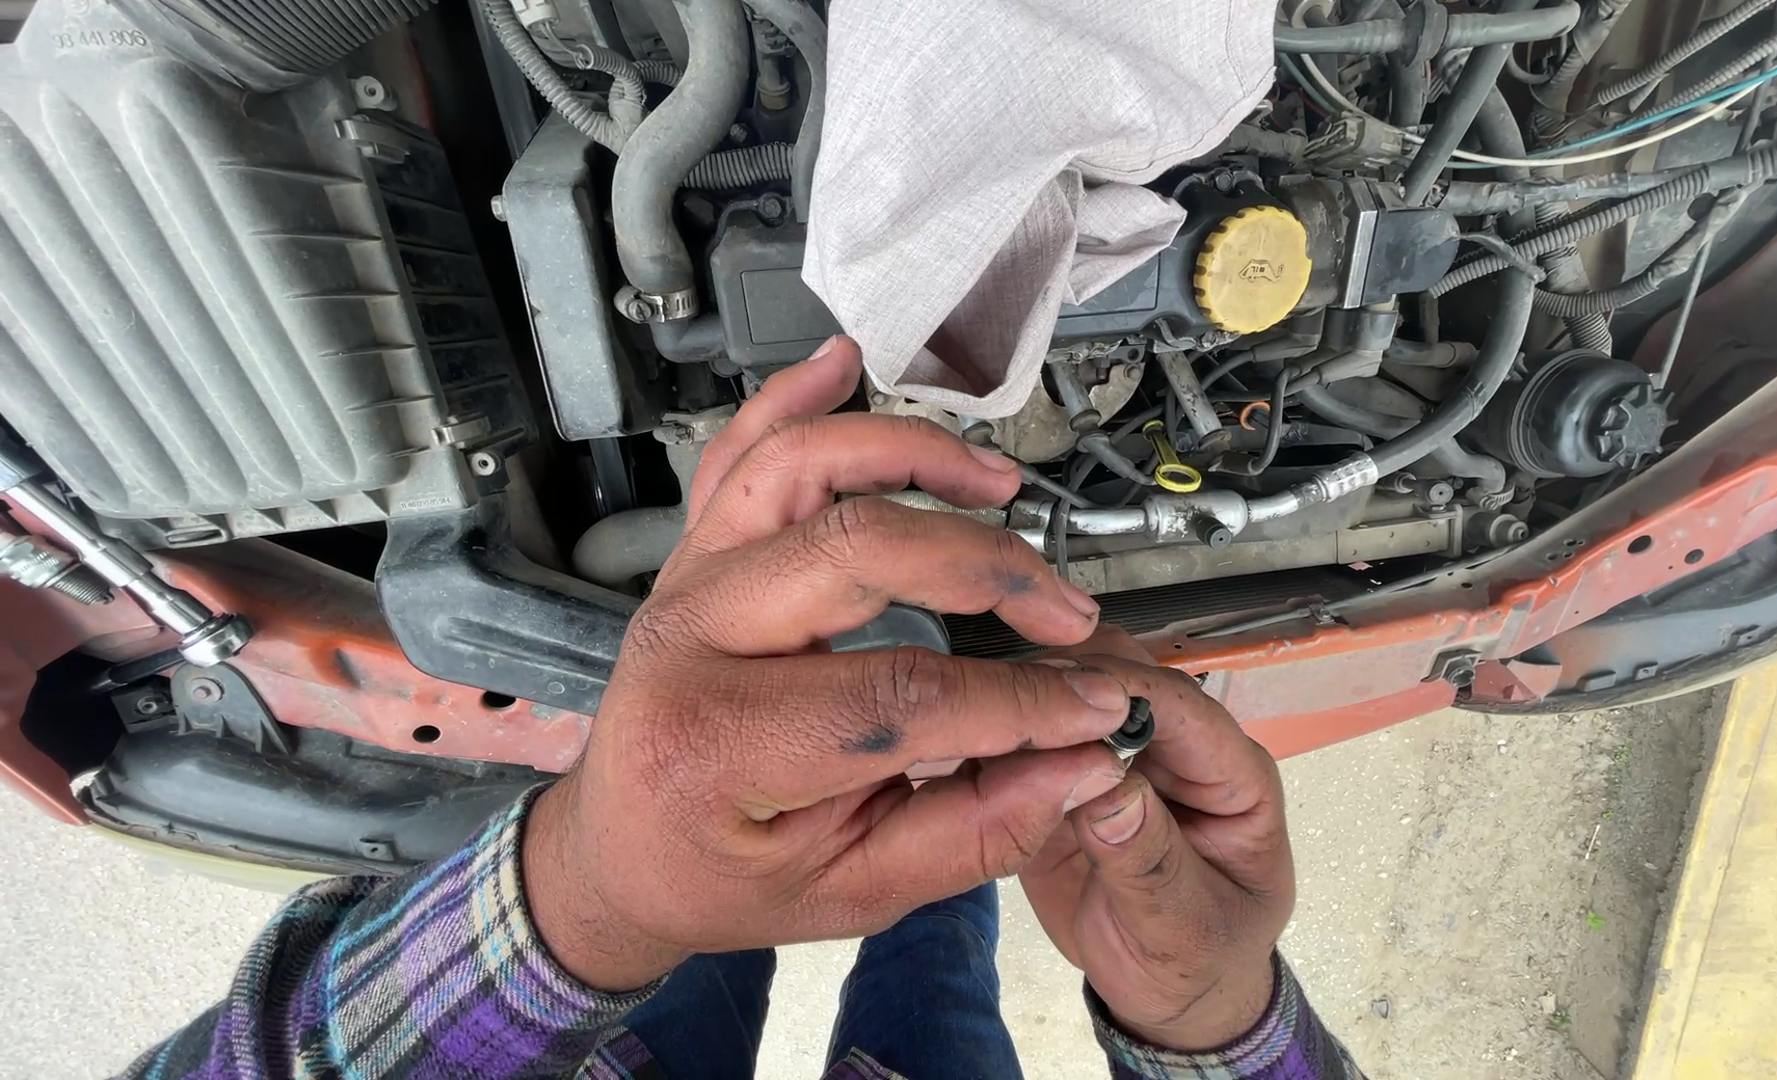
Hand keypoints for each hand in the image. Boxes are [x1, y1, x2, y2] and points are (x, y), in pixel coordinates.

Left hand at [523, 338, 1133, 990]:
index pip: (903, 697)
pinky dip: (794, 397)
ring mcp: (691, 575)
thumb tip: (1078, 763)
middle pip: (861, 550)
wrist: (621, 845)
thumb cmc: (722, 875)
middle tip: (1062, 608)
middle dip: (988, 571)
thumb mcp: (850, 889)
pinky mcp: (699, 550)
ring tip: (997, 484)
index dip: (1020, 703)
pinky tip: (844, 366)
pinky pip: (739, 449)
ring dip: (911, 455)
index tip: (1092, 706)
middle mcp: (692, 634)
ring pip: (802, 464)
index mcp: (718, 741)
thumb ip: (972, 831)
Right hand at [1019, 628, 1295, 1051]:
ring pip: (1074, 687)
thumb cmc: (1193, 963)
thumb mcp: (1182, 931)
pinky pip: (1037, 729)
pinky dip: (1006, 726)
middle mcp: (1175, 744)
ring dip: (1030, 693)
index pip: (1180, 705)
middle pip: (1124, 675)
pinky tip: (967, 736)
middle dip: (1065, 678)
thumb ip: (1149, 862)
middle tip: (1004, 698)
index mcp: (1228, 772)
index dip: (1122, 691)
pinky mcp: (1070, 766)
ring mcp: (1120, 750)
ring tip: (977, 712)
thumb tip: (1109, 788)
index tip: (1059, 692)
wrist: (1159, 995)